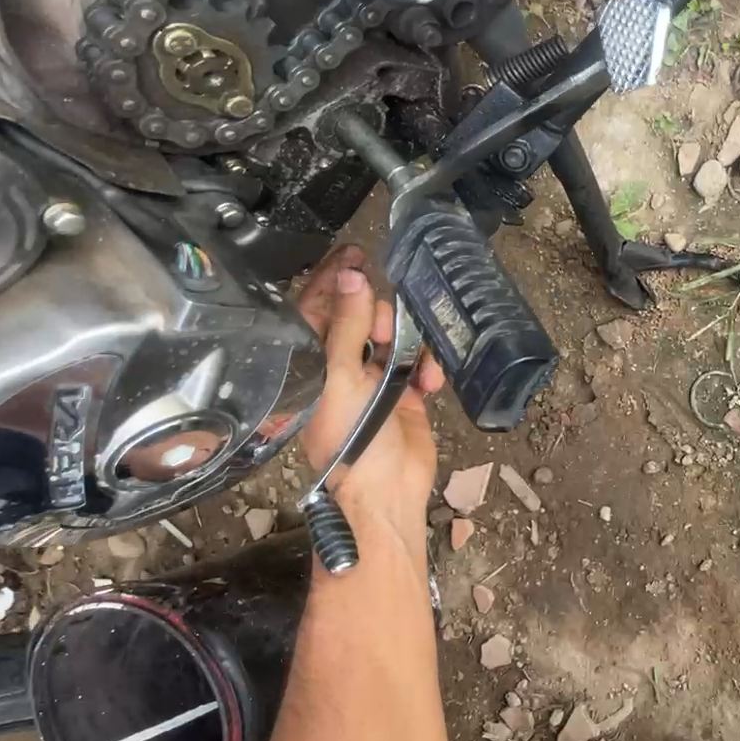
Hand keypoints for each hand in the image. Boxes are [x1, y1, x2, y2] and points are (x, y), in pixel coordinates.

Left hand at [294, 245, 444, 554]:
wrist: (387, 488)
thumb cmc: (350, 439)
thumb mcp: (343, 377)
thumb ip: (350, 326)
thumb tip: (354, 277)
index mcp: (310, 362)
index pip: (319, 308)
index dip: (336, 279)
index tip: (355, 252)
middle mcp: (340, 366)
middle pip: (363, 318)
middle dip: (380, 319)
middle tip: (386, 333)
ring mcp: (374, 380)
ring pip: (396, 339)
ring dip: (410, 345)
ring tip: (413, 367)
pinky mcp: (405, 393)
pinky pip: (420, 364)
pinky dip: (428, 369)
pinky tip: (429, 383)